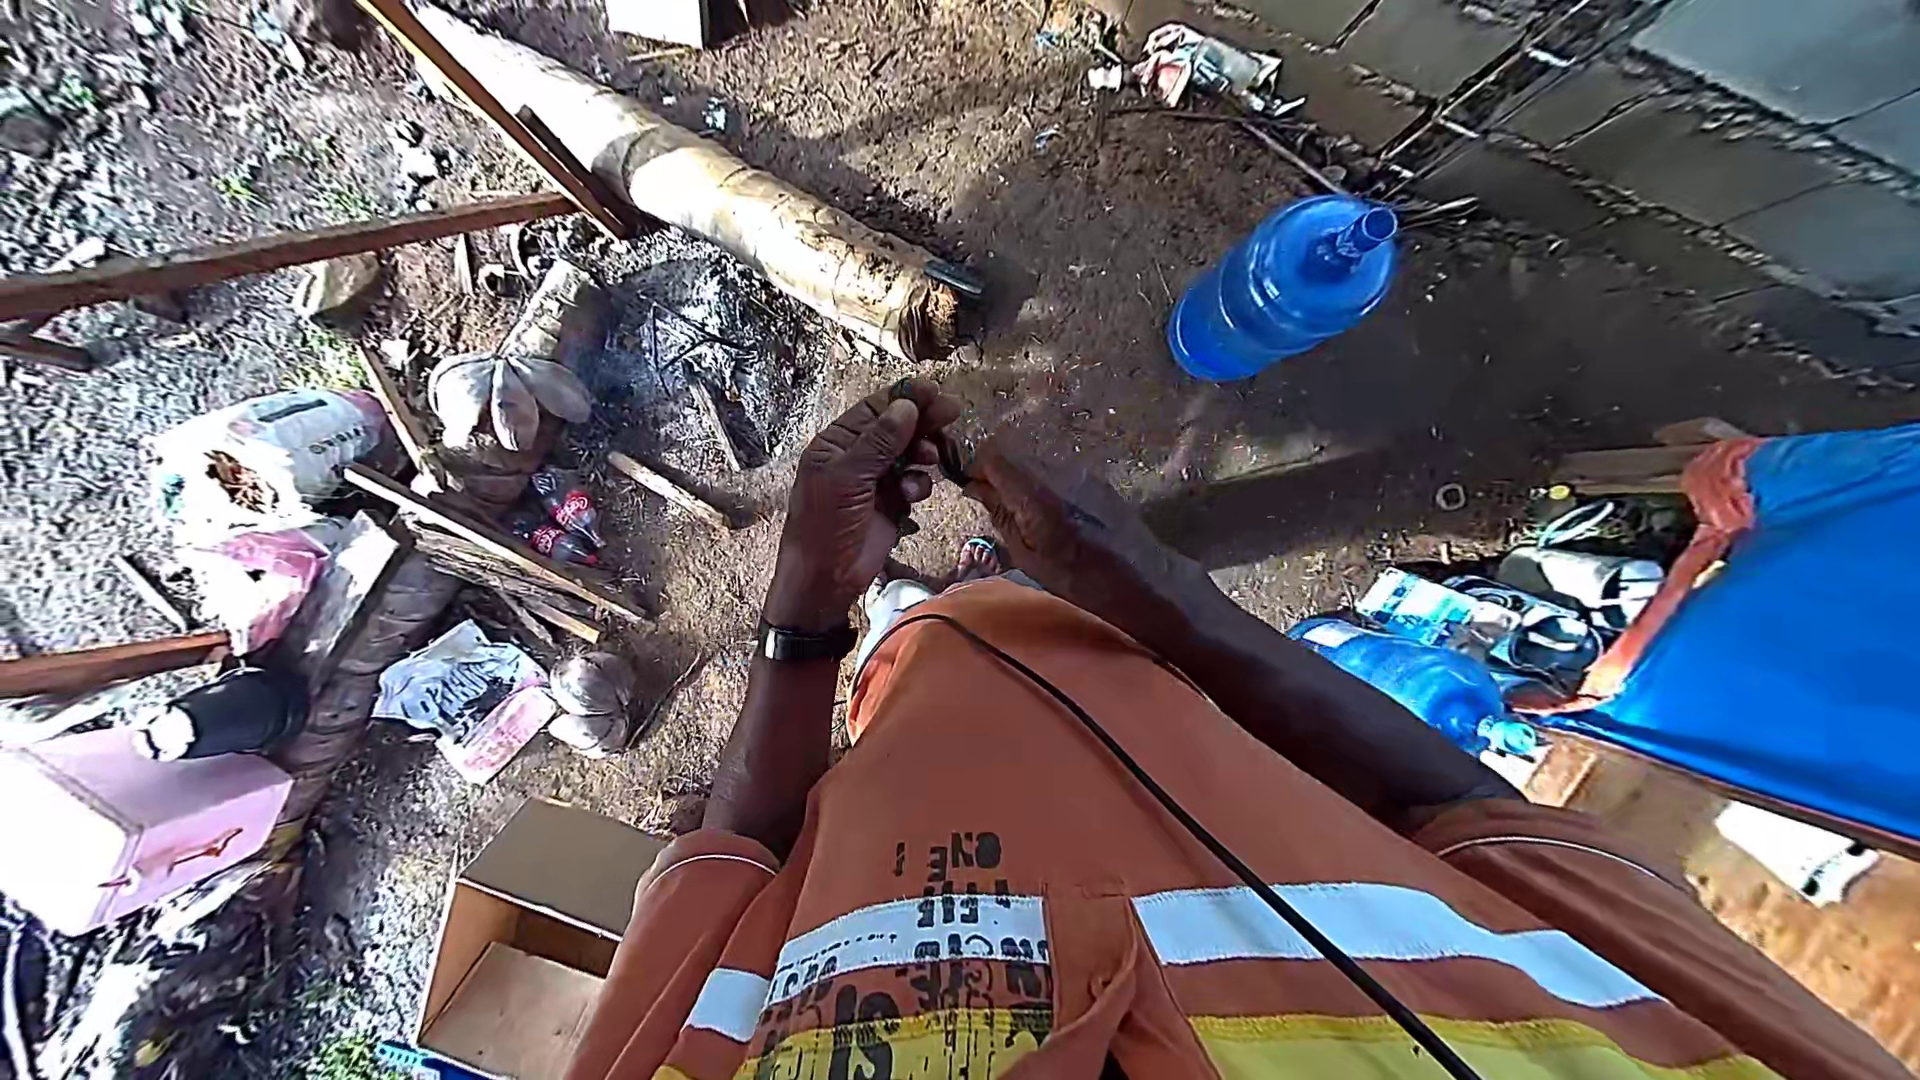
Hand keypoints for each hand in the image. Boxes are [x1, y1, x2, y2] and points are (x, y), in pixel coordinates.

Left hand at [765, 379, 963, 632]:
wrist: (826, 579)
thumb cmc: (825, 524)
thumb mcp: (847, 478)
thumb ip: (878, 442)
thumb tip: (906, 406)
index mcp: (837, 443)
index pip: (875, 410)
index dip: (905, 398)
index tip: (934, 391)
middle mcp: (858, 457)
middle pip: (897, 429)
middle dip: (923, 422)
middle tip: (951, 412)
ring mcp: (877, 481)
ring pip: (910, 455)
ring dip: (921, 454)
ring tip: (928, 459)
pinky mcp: (893, 505)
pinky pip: (914, 483)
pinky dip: (917, 485)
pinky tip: (912, 495)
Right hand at [964, 439, 1214, 651]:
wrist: (1139, 578)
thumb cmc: (1078, 578)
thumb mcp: (1027, 555)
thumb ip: (1000, 513)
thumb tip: (974, 487)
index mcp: (1036, 495)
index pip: (994, 454)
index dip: (976, 466)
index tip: (972, 487)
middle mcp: (1057, 472)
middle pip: (1012, 448)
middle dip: (994, 469)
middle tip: (991, 500)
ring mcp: (1077, 470)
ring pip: (1032, 457)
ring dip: (1017, 475)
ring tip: (1020, 509)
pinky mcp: (1092, 476)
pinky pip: (1053, 467)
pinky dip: (1039, 481)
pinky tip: (1048, 512)